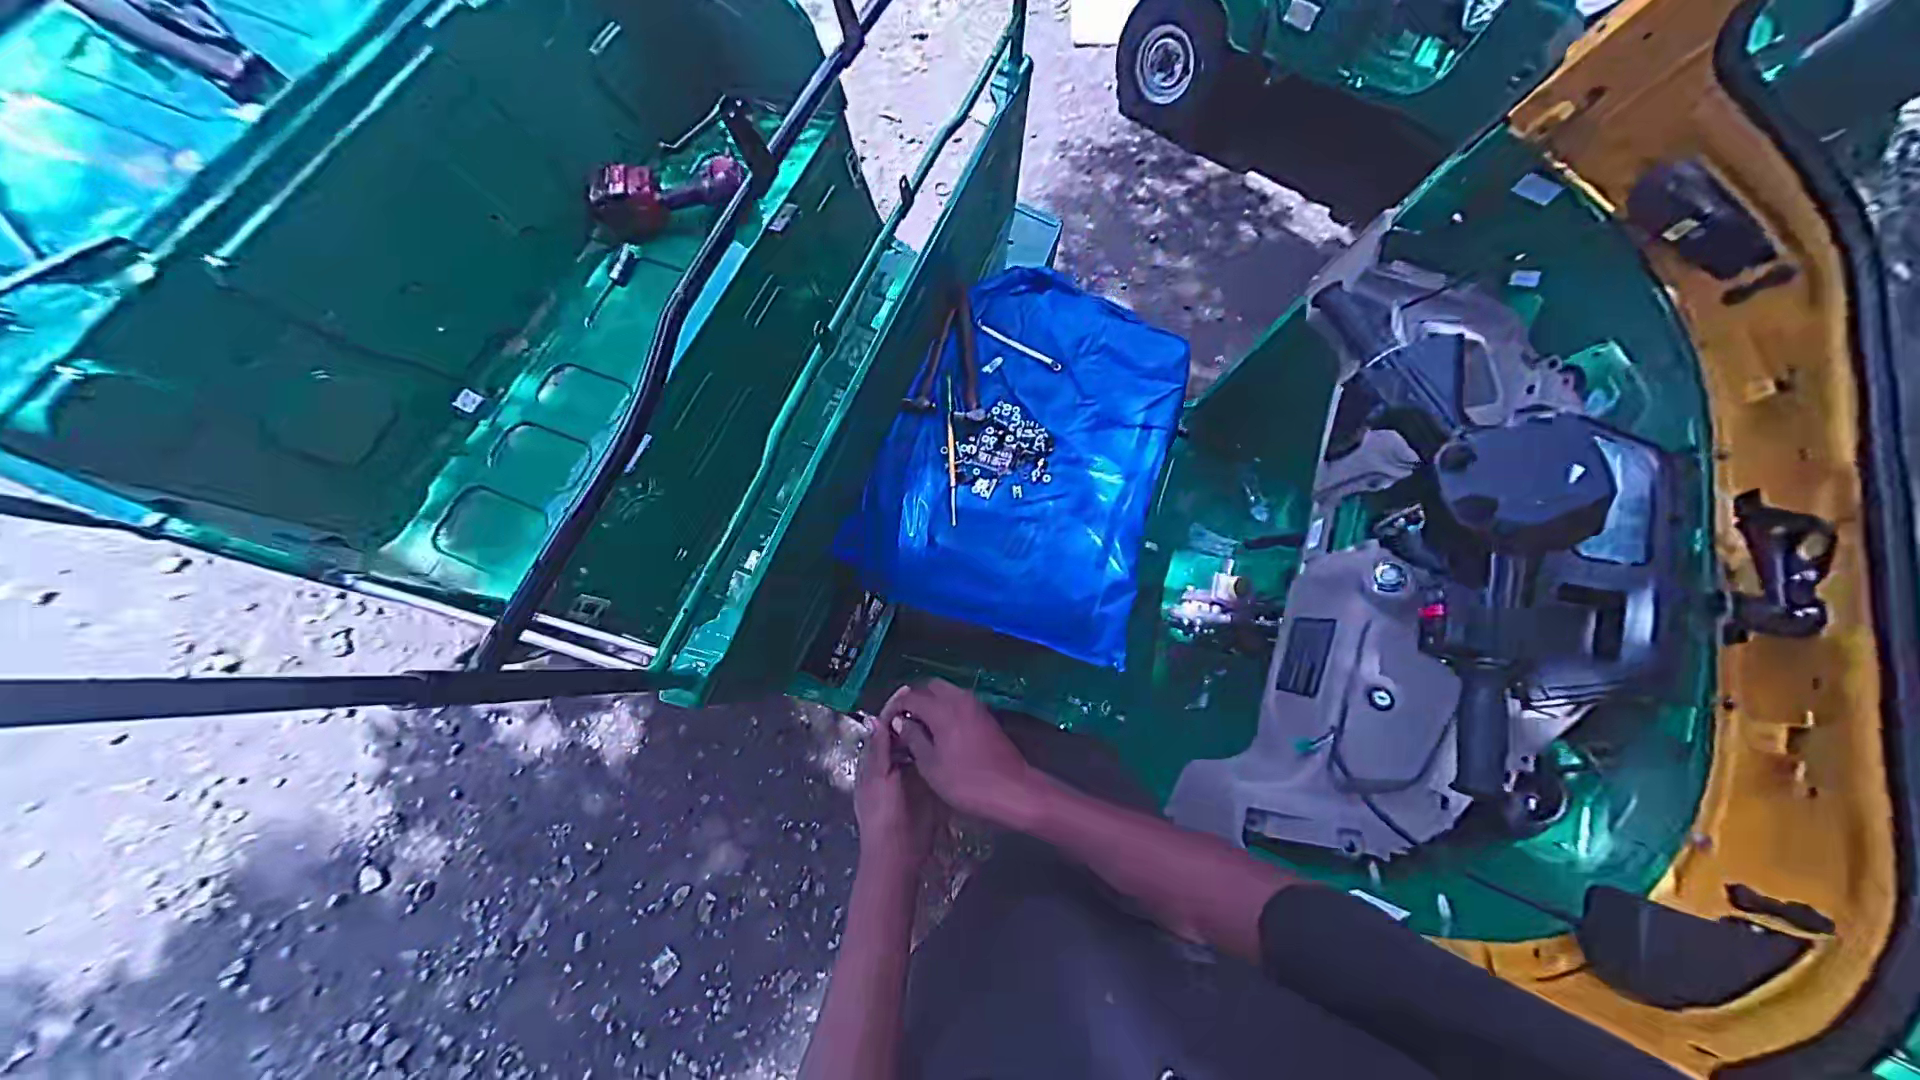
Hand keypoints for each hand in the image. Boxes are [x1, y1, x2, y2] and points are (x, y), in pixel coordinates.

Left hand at [853, 710, 941, 879]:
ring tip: (942, 712)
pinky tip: (947, 739)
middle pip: (899, 733)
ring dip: (924, 730)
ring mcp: (906, 775)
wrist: (897, 853)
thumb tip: (875, 717)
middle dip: (912, 716)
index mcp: (873, 760)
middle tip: (932, 698)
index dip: (895, 708)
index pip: (883, 726)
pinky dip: (934, 748)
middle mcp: (889, 764)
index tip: (911, 691)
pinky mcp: (923, 787)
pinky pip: (928, 761)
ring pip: (915, 745)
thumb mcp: (878, 778)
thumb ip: (878, 749)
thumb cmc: (882, 814)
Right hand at [879, 680, 1042, 828]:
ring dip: (930, 703)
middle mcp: (959, 699)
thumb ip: (913, 738)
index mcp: (943, 709)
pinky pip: (958, 701)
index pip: (910, 696)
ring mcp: (975, 705)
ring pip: (945, 692)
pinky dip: (945, 708)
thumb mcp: (931, 766)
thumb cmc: (967, 782)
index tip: (887, 724)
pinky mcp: (984, 715)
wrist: (1013, 789)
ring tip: (919, 728)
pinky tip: (939, 732)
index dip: (894, 708)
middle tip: (903, 723)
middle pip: (929, 686)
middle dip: (913, 700)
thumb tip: (900, 722)